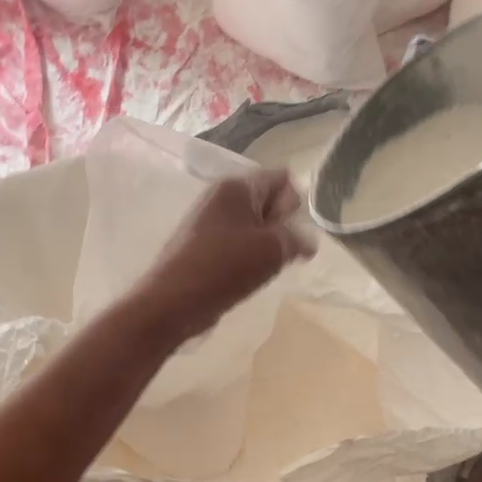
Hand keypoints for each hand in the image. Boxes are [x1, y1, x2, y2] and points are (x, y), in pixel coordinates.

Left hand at [130, 169, 315, 343]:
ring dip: (264, 246)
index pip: (281, 179)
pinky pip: (235, 244)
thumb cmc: (225, 268)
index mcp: (237, 186)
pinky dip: (245, 257)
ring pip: (251, 226)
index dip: (294, 204)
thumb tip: (308, 240)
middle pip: (266, 201)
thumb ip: (297, 238)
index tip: (290, 233)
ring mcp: (206, 221)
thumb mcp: (273, 249)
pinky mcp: (199, 246)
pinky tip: (245, 277)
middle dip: (280, 225)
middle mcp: (219, 196)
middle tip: (277, 253)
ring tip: (261, 270)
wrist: (173, 302)